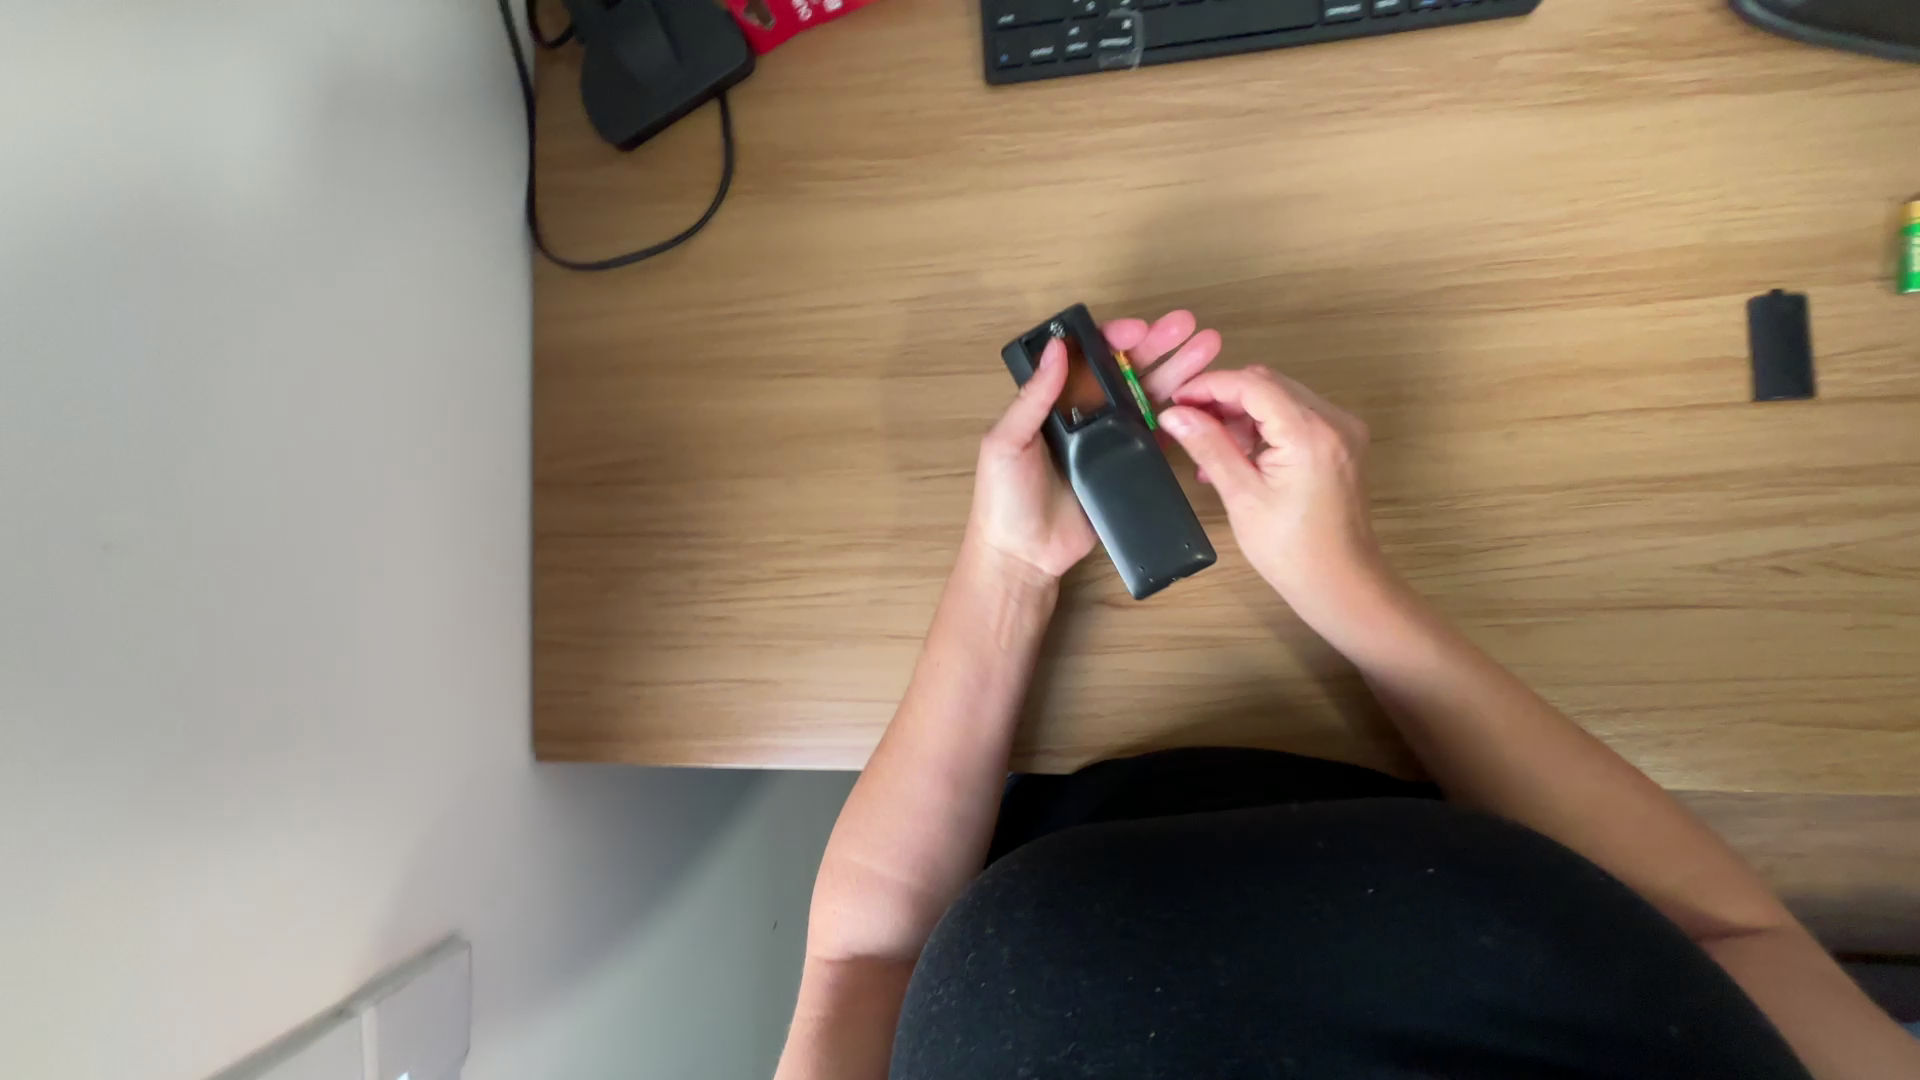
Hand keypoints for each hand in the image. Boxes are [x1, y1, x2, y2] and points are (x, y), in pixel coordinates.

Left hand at [967, 311, 1224, 585]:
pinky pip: (1155, 437)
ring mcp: (1107, 441)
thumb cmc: (1003, 498)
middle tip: (1189, 325)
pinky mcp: (1124, 468)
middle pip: (1124, 372)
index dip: (1113, 339)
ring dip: (1177, 372)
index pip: (1086, 360)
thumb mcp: (1006, 442)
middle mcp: (1082, 415)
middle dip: (1157, 346)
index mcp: (1051, 403)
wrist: (1023, 555)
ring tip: (1209, 348)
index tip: (1140, 329)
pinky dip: (1179, 418)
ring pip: (1145, 398)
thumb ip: (1033, 398)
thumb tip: (1055, 348)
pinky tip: (1202, 399)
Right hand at [1156, 366, 1397, 637]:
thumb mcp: (1241, 495)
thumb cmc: (1290, 548)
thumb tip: (1173, 415)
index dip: (1208, 385)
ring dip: (1240, 413)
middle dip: (1222, 397)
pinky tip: (1237, 454)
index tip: (1174, 400)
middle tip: (1185, 422)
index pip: (1252, 384)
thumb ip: (1208, 446)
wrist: (1340, 582)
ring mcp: (1341, 429)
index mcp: (1309, 432)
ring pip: (1279, 397)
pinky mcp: (1340, 441)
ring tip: (1209, 448)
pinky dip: (1261, 426)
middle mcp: (1333, 419)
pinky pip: (1293, 416)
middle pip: (1267, 384)